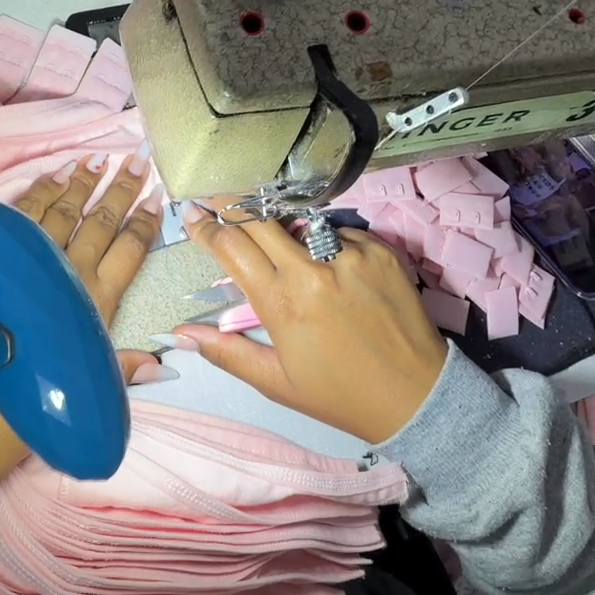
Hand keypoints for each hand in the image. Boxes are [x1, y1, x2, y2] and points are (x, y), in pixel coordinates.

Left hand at [0, 153, 165, 477]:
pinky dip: (43, 188)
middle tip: (137, 160)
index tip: (157, 195)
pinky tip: (58, 173)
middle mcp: (71, 272)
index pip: (130, 249)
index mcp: (97, 300)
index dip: (145, 220)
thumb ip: (123, 368)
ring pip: (66, 208)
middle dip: (121, 187)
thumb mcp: (88, 385)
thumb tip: (160, 367)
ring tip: (101, 160)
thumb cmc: (35, 393)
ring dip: (84, 181)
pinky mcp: (1, 253)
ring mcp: (35, 258)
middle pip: (102, 220)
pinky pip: (27, 210)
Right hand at [173, 208, 447, 443]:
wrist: (415, 396)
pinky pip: (339, 232)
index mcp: (281, 301)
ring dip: (284, 229)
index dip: (206, 226)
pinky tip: (334, 269)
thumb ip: (226, 351)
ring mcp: (349, 254)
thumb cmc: (339, 393)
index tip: (192, 213)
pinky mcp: (379, 249)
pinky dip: (327, 244)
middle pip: (259, 217)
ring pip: (299, 222)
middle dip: (233, 204)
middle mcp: (312, 268)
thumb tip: (179, 332)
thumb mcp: (276, 381)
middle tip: (219, 199)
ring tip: (288, 250)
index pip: (231, 245)